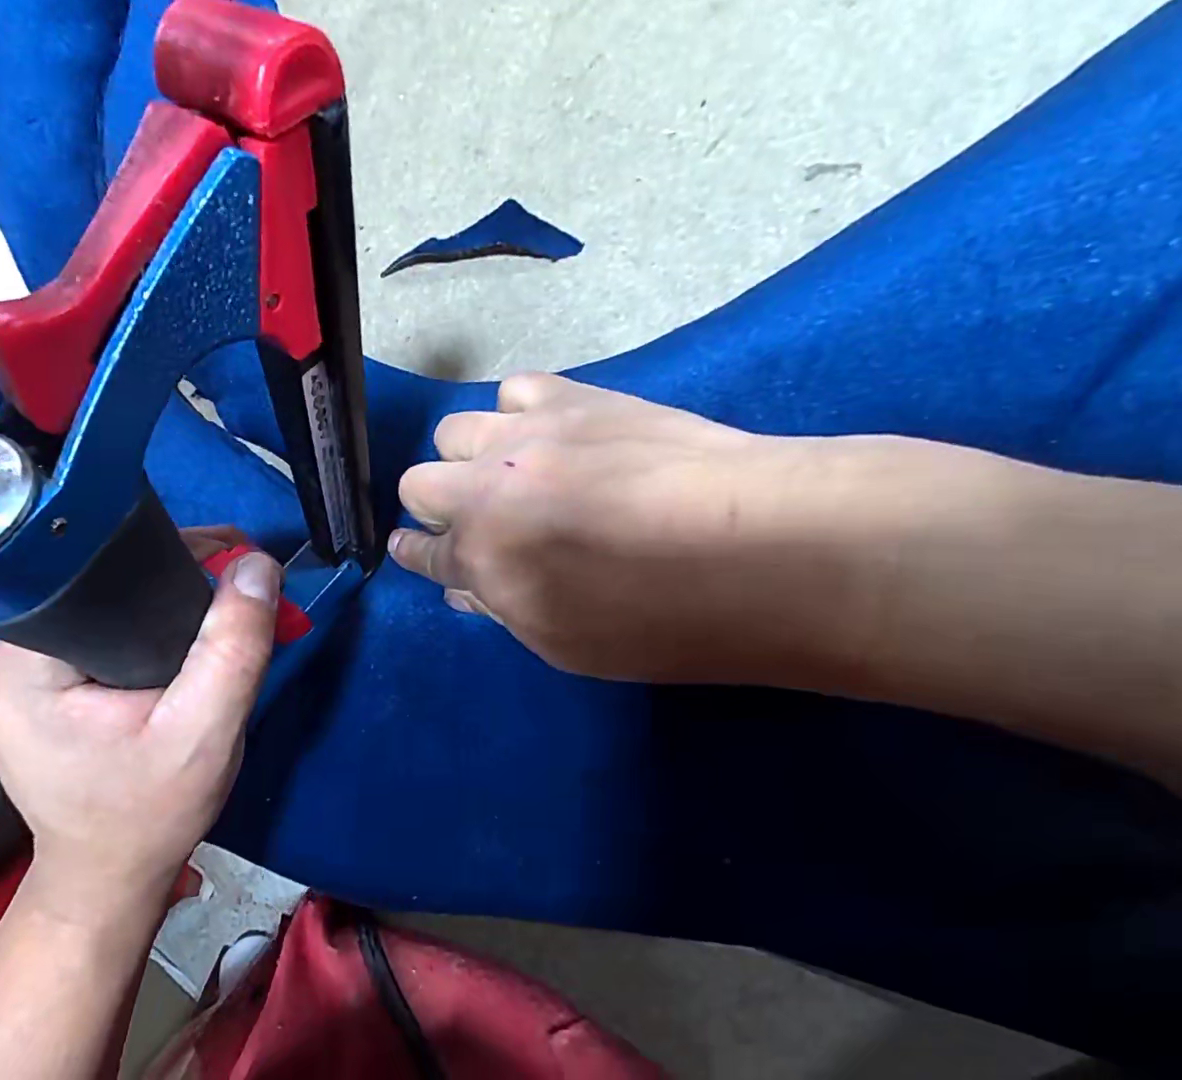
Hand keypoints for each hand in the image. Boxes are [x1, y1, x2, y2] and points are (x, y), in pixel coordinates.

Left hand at [0, 529, 281, 917]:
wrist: (109, 877)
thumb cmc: (148, 815)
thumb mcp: (205, 733)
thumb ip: (234, 647)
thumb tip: (257, 565)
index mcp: (22, 663)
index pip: (103, 572)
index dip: (174, 555)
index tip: (229, 562)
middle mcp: (2, 655)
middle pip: (102, 583)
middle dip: (173, 577)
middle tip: (232, 585)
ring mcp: (12, 670)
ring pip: (102, 602)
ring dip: (158, 601)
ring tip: (210, 605)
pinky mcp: (32, 683)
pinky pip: (95, 628)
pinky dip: (139, 626)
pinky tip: (175, 634)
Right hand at [389, 374, 878, 684]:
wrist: (768, 548)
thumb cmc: (665, 622)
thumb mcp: (565, 644)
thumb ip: (500, 608)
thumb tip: (463, 585)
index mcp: (479, 557)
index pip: (420, 551)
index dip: (414, 553)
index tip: (416, 550)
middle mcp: (485, 489)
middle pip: (417, 482)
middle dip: (437, 505)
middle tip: (479, 520)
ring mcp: (527, 435)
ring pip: (455, 430)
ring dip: (473, 456)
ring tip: (515, 470)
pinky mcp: (576, 398)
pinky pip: (516, 388)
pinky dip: (522, 413)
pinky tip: (554, 434)